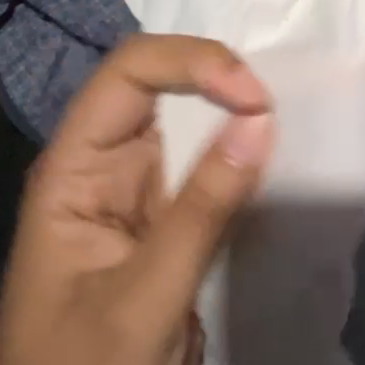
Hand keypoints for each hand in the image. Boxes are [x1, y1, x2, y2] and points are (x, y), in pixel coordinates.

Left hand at [0, 35, 275, 364]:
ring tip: (290, 127)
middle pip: (163, 83)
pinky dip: (246, 159)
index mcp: (75, 169)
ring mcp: (141, 192)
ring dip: (239, 116)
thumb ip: (202, 210)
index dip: (192, 62)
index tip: (255, 96)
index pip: (129, 73)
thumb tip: (261, 118)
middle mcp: (106, 165)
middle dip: (223, 80)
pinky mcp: (172, 222)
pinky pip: (212, 169)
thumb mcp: (142, 302)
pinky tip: (279, 165)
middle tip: (282, 108)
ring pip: (193, 123)